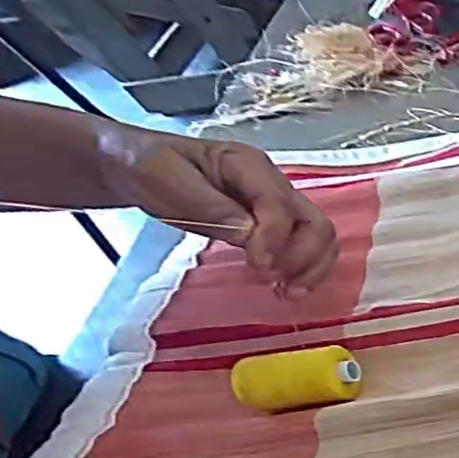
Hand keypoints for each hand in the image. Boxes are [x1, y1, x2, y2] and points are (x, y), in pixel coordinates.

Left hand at [97, 130, 337, 296]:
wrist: (139, 166)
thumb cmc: (151, 169)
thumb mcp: (169, 180)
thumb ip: (212, 208)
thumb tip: (252, 237)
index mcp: (248, 166)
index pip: (280, 205)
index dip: (275, 239)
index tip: (257, 268)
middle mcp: (275, 185)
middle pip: (316, 223)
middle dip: (304, 258)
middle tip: (273, 282)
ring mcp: (280, 206)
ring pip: (319, 238)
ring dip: (311, 269)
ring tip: (287, 292)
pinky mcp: (276, 226)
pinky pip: (306, 248)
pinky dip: (305, 270)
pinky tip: (287, 286)